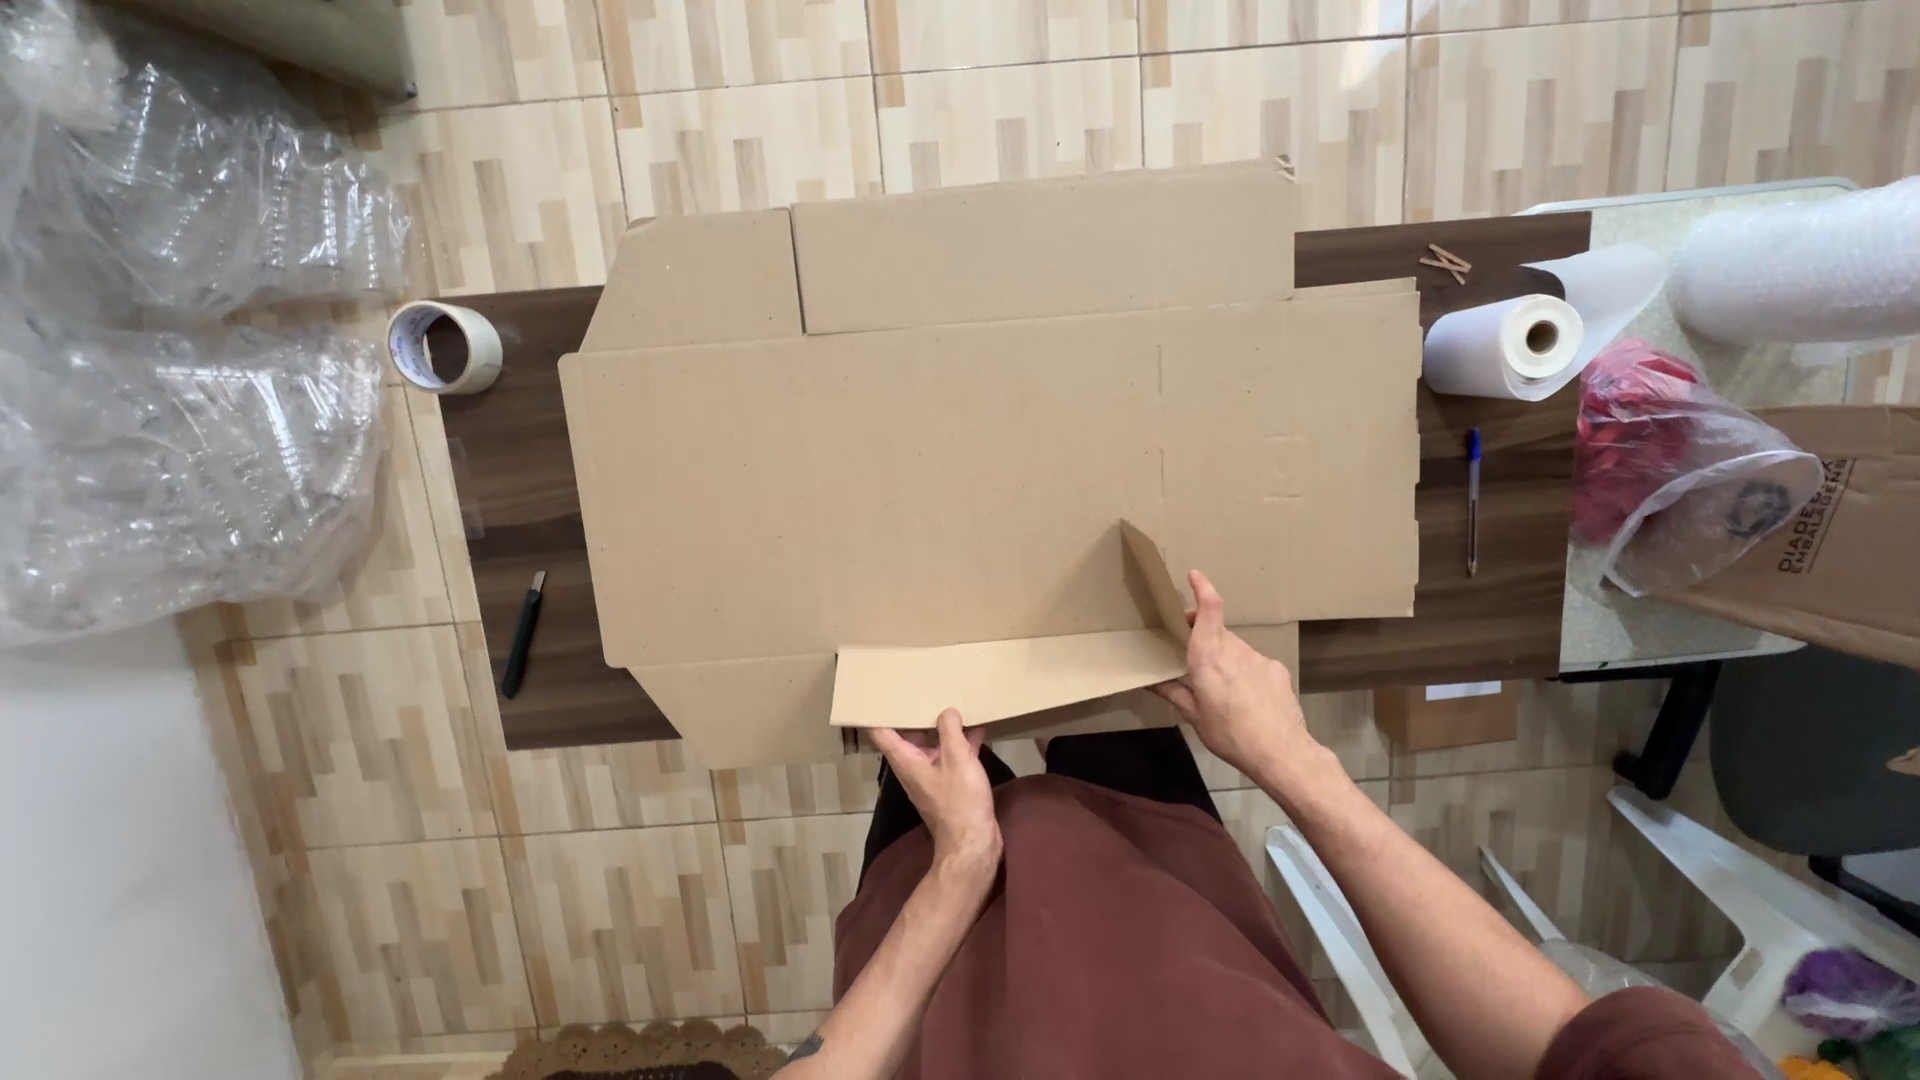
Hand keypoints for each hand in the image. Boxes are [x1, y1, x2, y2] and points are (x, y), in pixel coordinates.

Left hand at [870, 709, 1002, 877]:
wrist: (973, 844)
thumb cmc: (959, 801)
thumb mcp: (956, 758)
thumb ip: (950, 731)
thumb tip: (947, 712)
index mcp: (906, 760)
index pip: (880, 732)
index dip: (875, 712)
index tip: (877, 693)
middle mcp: (914, 767)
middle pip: (908, 734)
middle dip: (914, 712)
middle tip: (922, 686)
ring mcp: (932, 776)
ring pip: (932, 744)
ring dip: (941, 726)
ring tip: (952, 700)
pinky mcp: (950, 784)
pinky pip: (951, 756)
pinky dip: (960, 742)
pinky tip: (977, 727)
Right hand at [1151, 570, 1319, 783]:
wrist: (1281, 752)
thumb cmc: (1229, 734)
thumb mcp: (1194, 716)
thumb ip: (1174, 692)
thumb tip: (1152, 681)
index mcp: (1207, 657)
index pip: (1209, 609)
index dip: (1202, 587)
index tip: (1194, 575)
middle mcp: (1234, 650)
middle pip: (1216, 631)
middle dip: (1203, 636)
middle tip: (1191, 657)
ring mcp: (1259, 658)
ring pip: (1235, 648)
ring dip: (1225, 658)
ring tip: (1222, 690)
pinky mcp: (1276, 670)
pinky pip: (1254, 663)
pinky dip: (1245, 672)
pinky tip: (1247, 699)